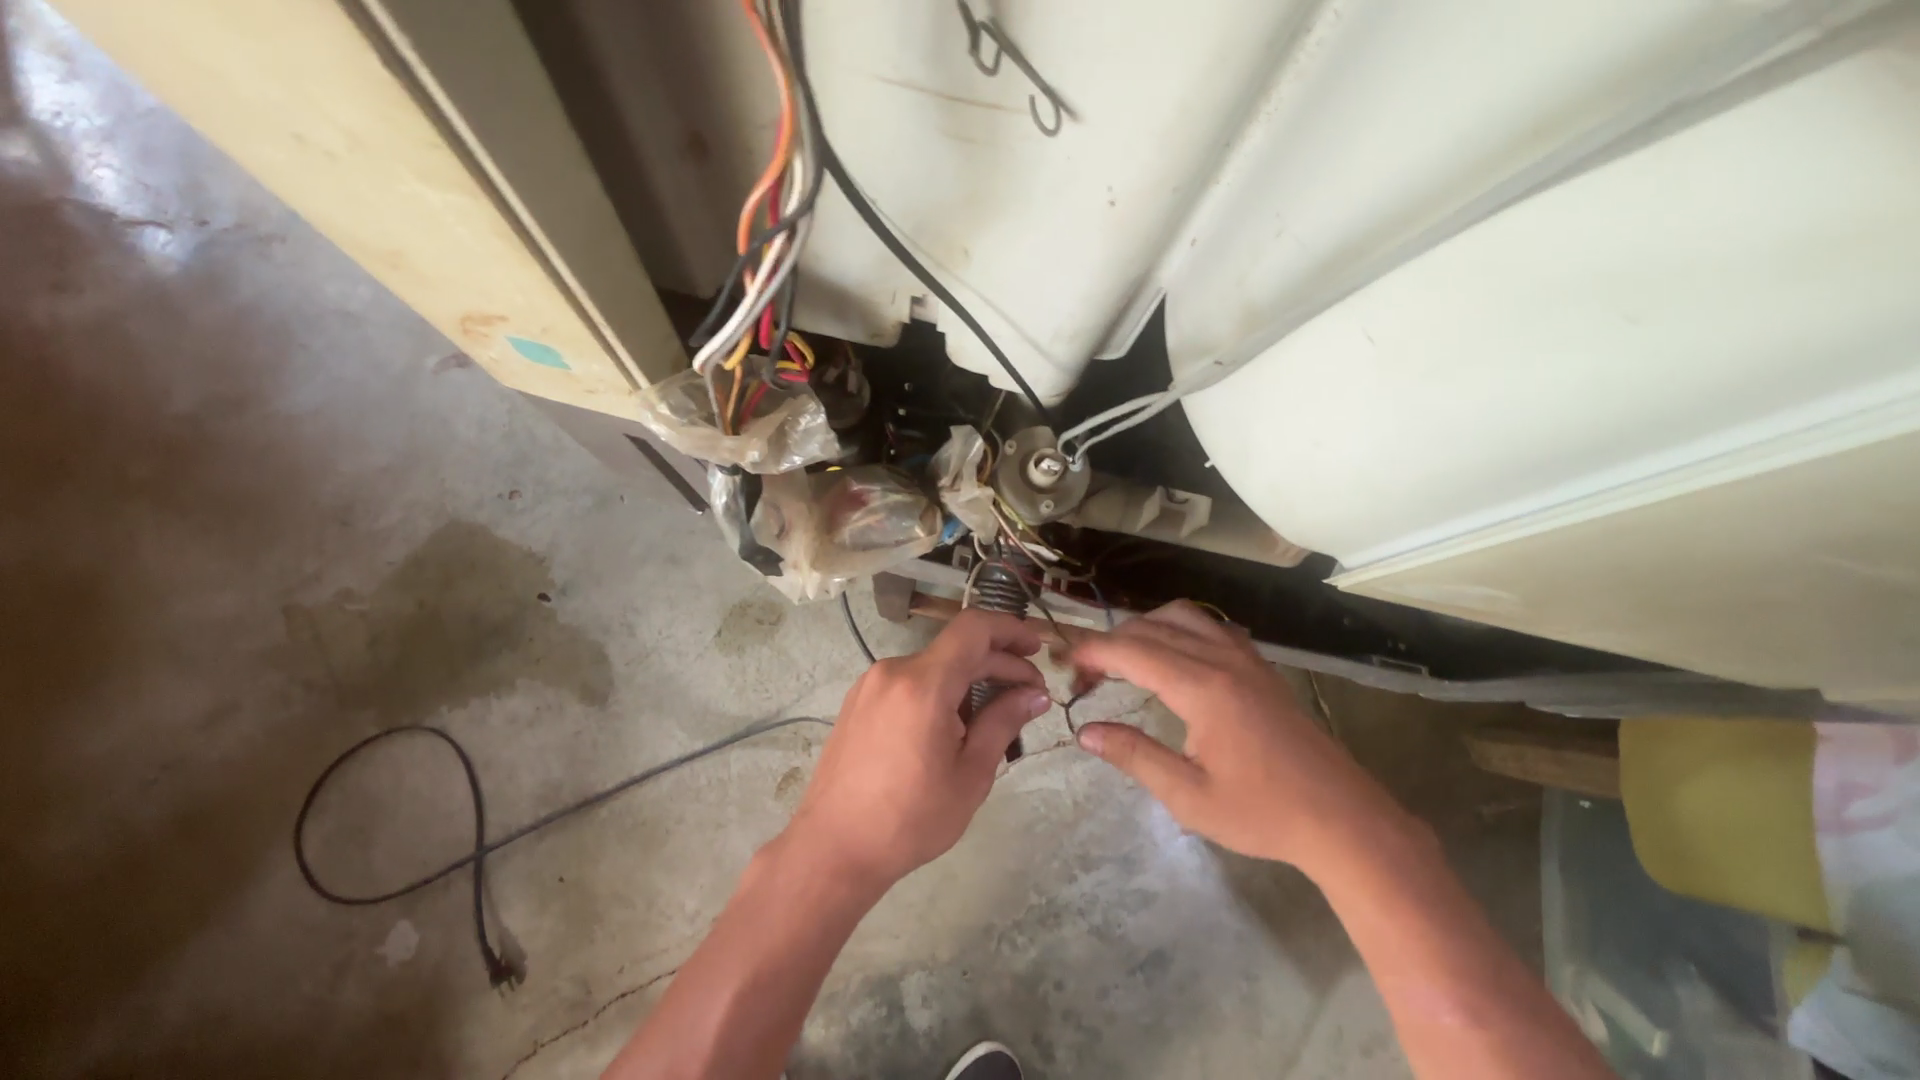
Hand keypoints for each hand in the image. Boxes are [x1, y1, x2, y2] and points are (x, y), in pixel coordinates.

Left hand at [783, 610, 1052, 890]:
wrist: (834, 848)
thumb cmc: (910, 818)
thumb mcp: (970, 774)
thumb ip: (1003, 723)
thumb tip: (1034, 695)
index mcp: (923, 684)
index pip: (973, 628)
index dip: (1011, 629)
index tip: (1038, 648)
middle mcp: (893, 672)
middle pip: (956, 649)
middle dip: (998, 664)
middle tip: (1031, 695)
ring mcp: (870, 686)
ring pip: (933, 667)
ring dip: (970, 681)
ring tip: (995, 718)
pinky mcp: (858, 703)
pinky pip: (909, 683)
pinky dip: (940, 691)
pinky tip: (955, 727)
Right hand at [1069, 601, 1411, 875]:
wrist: (1341, 818)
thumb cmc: (1262, 813)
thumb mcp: (1187, 796)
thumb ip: (1134, 756)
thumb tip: (1086, 731)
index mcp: (1202, 688)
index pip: (1132, 651)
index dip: (1093, 651)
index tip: (1064, 663)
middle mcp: (1222, 660)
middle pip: (1152, 627)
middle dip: (1111, 641)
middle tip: (1086, 674)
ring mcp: (1247, 659)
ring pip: (1184, 616)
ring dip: (1146, 627)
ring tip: (1123, 659)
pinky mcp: (1262, 668)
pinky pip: (1212, 627)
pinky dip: (1180, 629)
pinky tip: (1173, 658)